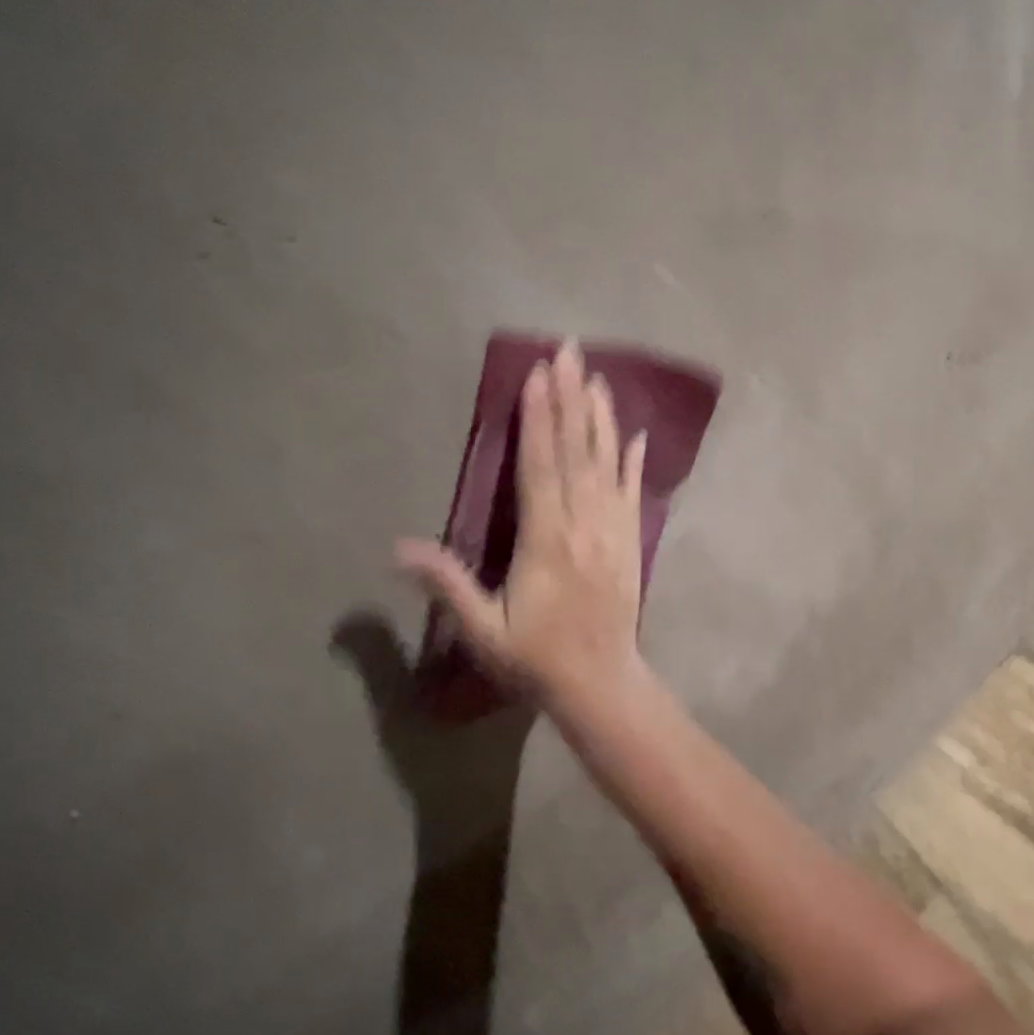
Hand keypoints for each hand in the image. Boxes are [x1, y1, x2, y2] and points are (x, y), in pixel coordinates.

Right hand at [396, 339, 649, 705]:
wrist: (601, 683)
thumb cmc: (536, 659)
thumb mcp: (483, 630)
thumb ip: (447, 584)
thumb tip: (398, 546)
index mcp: (546, 540)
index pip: (541, 466)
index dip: (538, 418)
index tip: (537, 375)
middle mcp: (584, 525)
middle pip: (576, 451)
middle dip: (570, 398)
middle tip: (569, 351)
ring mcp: (614, 532)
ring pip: (608, 464)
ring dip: (601, 419)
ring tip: (597, 377)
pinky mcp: (632, 544)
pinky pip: (634, 494)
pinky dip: (634, 462)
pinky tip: (636, 435)